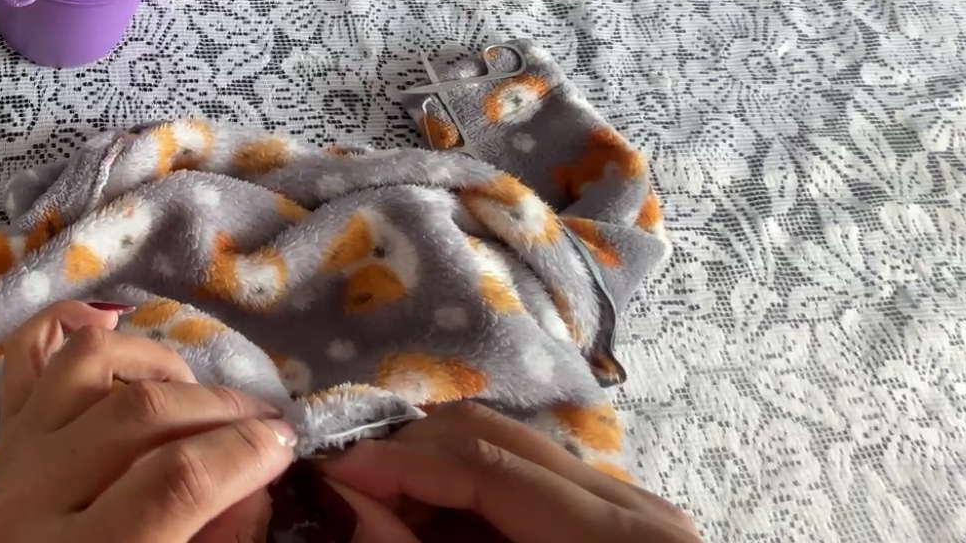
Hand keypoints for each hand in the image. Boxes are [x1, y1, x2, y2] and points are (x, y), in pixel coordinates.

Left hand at [0, 301, 297, 542]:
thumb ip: (221, 540)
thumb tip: (257, 472)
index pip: (173, 482)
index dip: (238, 453)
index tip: (286, 441)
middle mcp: (31, 494)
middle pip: (134, 415)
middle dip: (213, 408)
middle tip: (263, 417)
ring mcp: (10, 453)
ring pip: (85, 363)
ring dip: (152, 361)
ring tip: (194, 390)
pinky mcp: (2, 431)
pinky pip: (26, 354)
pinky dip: (64, 322)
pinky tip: (109, 318)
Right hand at [317, 402, 698, 541]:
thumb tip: (344, 501)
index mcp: (622, 541)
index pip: (482, 463)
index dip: (397, 462)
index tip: (332, 472)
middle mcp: (633, 503)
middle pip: (486, 433)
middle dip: (407, 451)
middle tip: (352, 486)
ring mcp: (631, 506)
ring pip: (500, 444)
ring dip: (431, 466)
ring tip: (390, 508)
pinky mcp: (621, 518)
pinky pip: (524, 475)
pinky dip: (467, 491)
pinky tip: (438, 525)